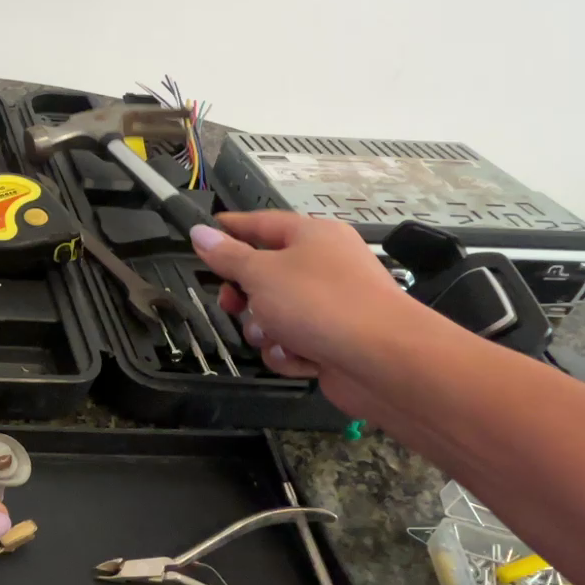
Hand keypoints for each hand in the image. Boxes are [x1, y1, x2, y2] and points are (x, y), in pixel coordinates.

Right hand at [189, 212, 425, 412]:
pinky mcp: (333, 340)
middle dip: (244, 294)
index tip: (201, 234)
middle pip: (263, 273)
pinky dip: (288, 351)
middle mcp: (323, 266)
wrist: (386, 361)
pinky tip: (298, 357)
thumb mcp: (261, 273)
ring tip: (273, 336)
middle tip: (230, 304)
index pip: (260, 223)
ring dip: (264, 329)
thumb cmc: (320, 303)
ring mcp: (330, 305)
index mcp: (312, 236)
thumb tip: (199, 232)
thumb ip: (226, 255)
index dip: (229, 228)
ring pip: (273, 313)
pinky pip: (292, 341)